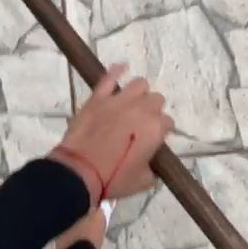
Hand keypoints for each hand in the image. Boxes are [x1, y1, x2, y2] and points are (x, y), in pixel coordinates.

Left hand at [50, 63, 174, 207]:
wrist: (80, 170)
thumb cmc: (113, 179)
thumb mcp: (142, 181)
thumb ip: (152, 168)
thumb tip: (149, 163)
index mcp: (155, 128)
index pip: (168, 123)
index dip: (162, 131)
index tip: (154, 139)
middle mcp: (142, 109)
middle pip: (156, 100)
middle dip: (153, 110)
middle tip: (142, 122)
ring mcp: (119, 100)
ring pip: (139, 84)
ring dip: (140, 93)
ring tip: (134, 101)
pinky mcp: (98, 97)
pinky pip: (109, 77)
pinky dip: (116, 71)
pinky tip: (121, 67)